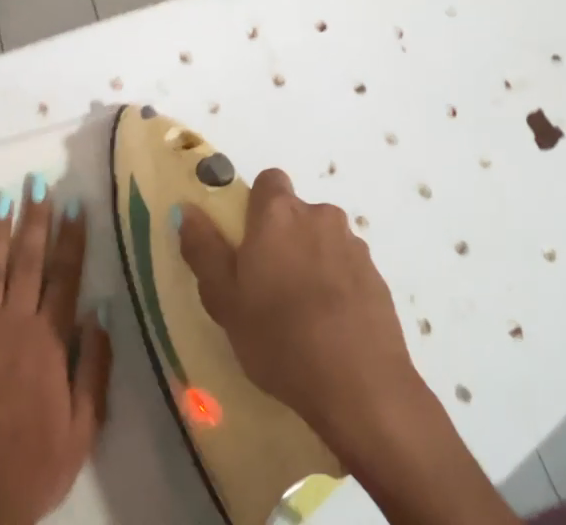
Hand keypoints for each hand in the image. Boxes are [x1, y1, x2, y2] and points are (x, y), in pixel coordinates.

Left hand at [0, 178, 112, 524]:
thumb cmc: (37, 464)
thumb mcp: (85, 424)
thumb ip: (93, 365)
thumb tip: (100, 311)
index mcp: (49, 342)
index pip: (65, 277)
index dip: (71, 239)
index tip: (75, 204)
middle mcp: (12, 327)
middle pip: (27, 263)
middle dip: (34, 220)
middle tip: (36, 183)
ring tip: (1, 198)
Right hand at [178, 170, 520, 524]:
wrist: (360, 385)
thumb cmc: (278, 337)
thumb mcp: (223, 299)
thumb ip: (203, 249)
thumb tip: (188, 210)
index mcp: (278, 213)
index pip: (268, 181)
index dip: (256, 205)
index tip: (245, 241)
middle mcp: (320, 216)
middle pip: (296, 213)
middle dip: (282, 238)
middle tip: (265, 285)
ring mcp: (354, 246)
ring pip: (323, 241)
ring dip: (310, 261)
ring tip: (299, 313)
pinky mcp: (378, 278)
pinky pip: (346, 268)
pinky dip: (336, 285)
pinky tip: (328, 327)